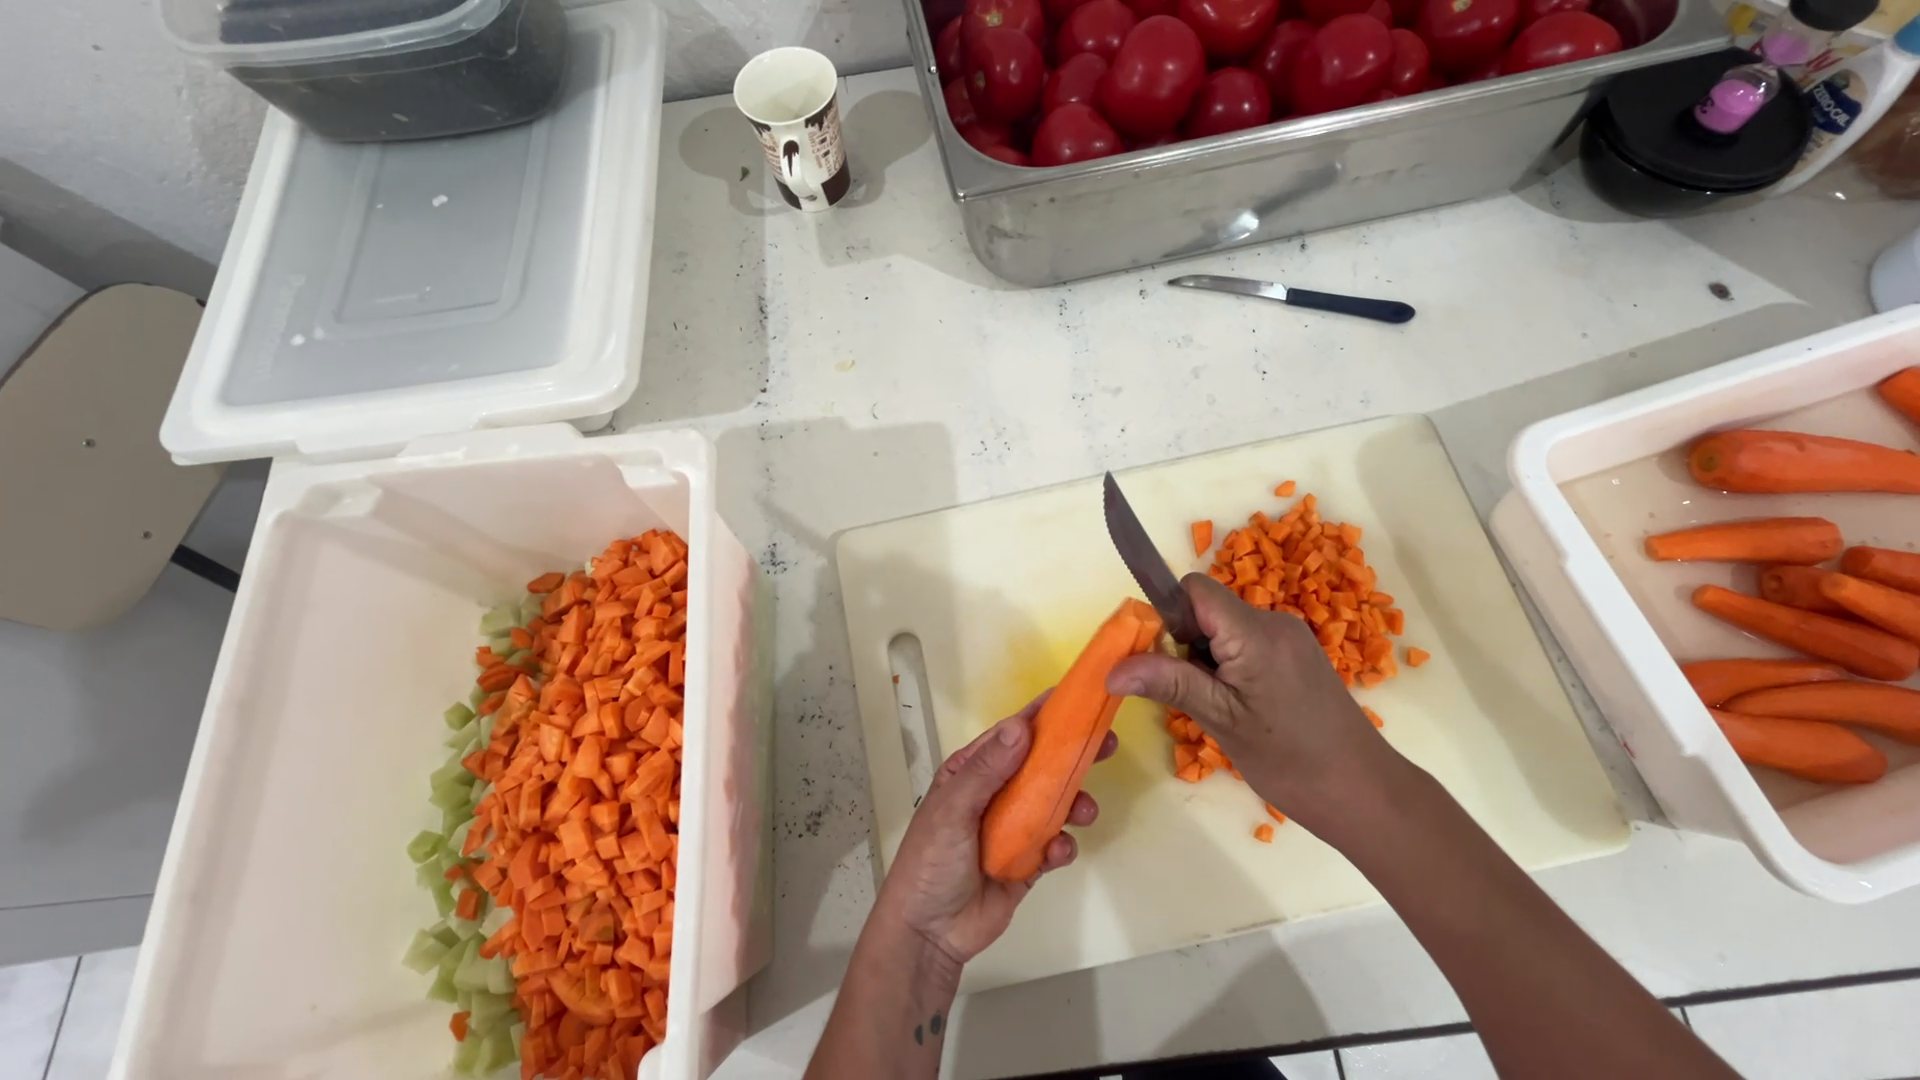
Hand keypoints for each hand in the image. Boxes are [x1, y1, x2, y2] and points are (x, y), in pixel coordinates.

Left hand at [872, 693, 1115, 967]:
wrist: (929, 932)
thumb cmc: (931, 861)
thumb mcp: (953, 809)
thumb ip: (987, 769)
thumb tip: (1020, 726)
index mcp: (972, 772)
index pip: (1012, 735)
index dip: (1043, 716)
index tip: (1078, 698)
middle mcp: (996, 794)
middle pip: (1041, 765)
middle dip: (1072, 755)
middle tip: (1106, 745)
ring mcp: (1014, 829)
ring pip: (1055, 803)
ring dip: (1074, 802)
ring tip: (1086, 810)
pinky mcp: (1028, 862)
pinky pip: (1055, 845)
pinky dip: (1062, 845)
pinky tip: (1057, 851)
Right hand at [1107, 573, 1404, 832]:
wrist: (1363, 792)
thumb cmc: (1290, 760)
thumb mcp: (1221, 721)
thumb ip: (1169, 683)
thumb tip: (1111, 670)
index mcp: (1254, 632)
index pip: (1193, 588)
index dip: (1167, 613)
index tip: (1158, 656)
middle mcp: (1274, 622)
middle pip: (1206, 608)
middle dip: (1183, 641)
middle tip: (1186, 693)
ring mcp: (1289, 638)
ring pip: (1224, 627)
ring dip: (1204, 657)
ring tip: (1215, 706)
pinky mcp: (1297, 655)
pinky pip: (1245, 642)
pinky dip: (1227, 664)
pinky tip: (1237, 705)